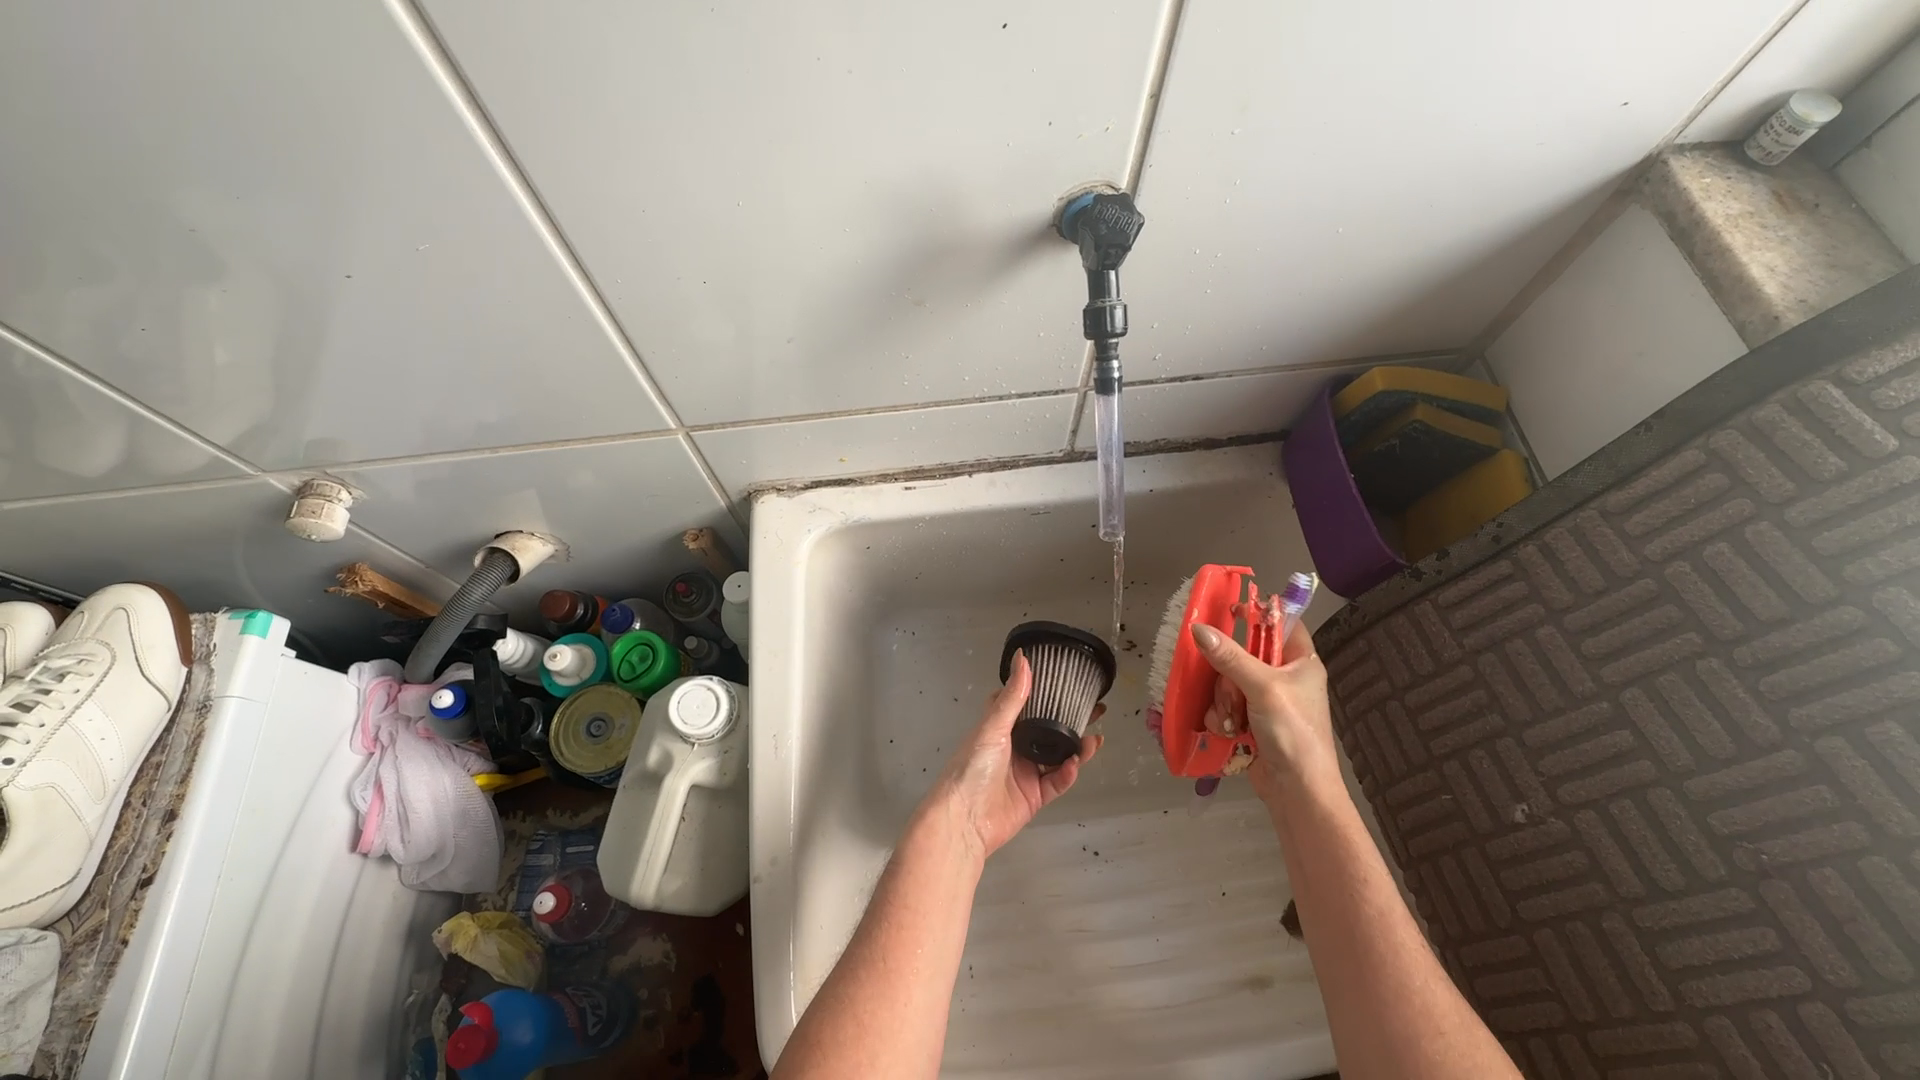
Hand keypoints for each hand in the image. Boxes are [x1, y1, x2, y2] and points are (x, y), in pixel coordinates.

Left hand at [921, 650, 1102, 860]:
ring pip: (1058, 756)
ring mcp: (1025, 772)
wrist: (964, 820)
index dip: (1044, 692)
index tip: (1067, 681)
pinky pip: (1057, 782)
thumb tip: (1022, 658)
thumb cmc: (971, 768)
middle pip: (1048, 731)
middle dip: (1071, 721)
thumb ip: (1012, 696)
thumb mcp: (992, 727)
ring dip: (1077, 748)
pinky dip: (1068, 774)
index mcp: (1000, 728)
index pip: (1025, 704)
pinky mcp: (1034, 796)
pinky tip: (1075, 765)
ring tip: (1095, 739)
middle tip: (1096, 710)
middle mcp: (1014, 748)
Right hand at [1193, 621, 1338, 804]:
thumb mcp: (1263, 688)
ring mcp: (1266, 701)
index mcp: (1301, 661)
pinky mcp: (1250, 721)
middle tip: (1225, 681)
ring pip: (1228, 681)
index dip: (1258, 614)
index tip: (1229, 612)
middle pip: (1244, 653)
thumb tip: (1198, 628)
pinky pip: (1225, 706)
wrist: (1297, 790)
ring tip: (1232, 717)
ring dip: (1223, 699)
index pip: (1281, 623)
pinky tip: (1228, 731)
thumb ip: (1230, 657)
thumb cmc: (1293, 732)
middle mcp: (1284, 677)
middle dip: (1228, 671)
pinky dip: (1223, 717)